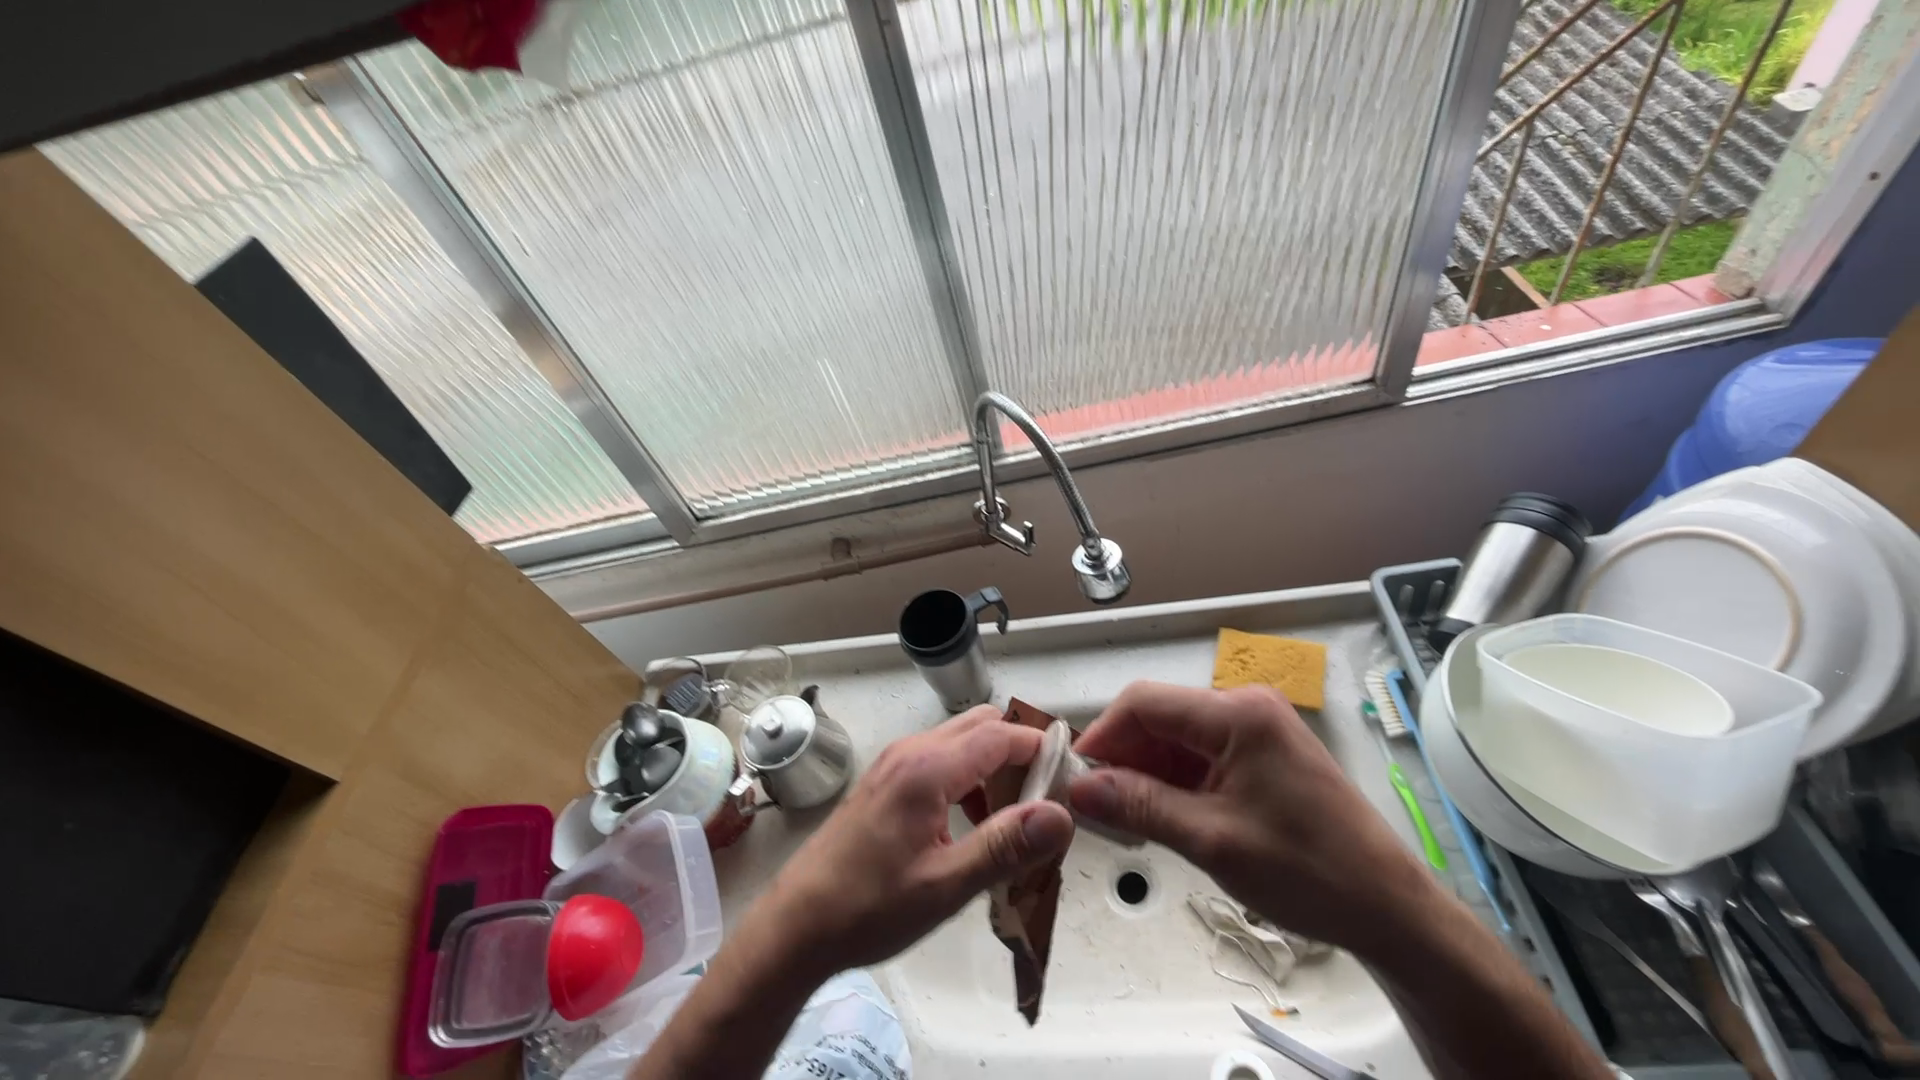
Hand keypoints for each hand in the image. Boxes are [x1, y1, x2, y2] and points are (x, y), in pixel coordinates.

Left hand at [752, 705, 1075, 978]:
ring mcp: (893, 765)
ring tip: (1008, 825)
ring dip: (992, 769)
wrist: (795, 927)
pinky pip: (939, 761)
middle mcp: (910, 752)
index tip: (1070, 784)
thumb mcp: (945, 885)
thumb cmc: (867, 908)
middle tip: (1040, 806)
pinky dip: (967, 780)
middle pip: (982, 726)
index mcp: (926, 767)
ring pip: (960, 743)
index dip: (1042, 751)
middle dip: (1019, 755)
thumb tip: (1061, 815)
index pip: (1002, 734)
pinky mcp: (884, 784)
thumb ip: (1005, 846)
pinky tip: (968, 829)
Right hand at [1068, 681, 1438, 955]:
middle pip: (1158, 719)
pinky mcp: (1263, 756)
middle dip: (1122, 759)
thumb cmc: (1307, 871)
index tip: (1073, 780)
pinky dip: (1173, 784)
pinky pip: (1200, 758)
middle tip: (1096, 809)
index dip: (1102, 737)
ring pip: (1175, 740)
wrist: (1390, 908)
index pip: (1143, 703)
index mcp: (1237, 714)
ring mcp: (1257, 731)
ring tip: (1125, 821)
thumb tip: (1077, 788)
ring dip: (1145, 775)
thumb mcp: (1212, 840)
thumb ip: (1140, 806)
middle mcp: (1245, 708)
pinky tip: (1160, 817)